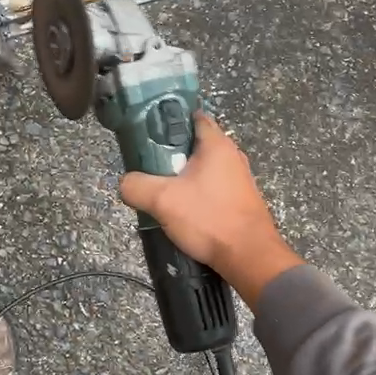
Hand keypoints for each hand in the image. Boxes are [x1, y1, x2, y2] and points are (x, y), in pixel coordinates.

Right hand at [118, 112, 303, 305]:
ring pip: (204, 171)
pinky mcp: (241, 202)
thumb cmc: (209, 219)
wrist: (249, 256)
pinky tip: (184, 214)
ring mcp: (240, 180)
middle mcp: (232, 156)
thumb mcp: (162, 200)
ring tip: (164, 196)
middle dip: (172, 156)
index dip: (169, 122)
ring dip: (184, 180)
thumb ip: (136, 186)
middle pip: (196, 146)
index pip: (193, 117)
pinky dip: (198, 197)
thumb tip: (126, 183)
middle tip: (150, 171)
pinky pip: (213, 190)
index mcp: (217, 145)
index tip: (148, 136)